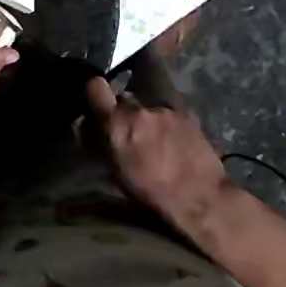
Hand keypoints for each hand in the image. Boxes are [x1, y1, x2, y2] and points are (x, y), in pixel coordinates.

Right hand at [85, 77, 231, 230]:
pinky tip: (172, 140)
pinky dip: (165, 121)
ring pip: (147, 104)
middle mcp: (139, 110)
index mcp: (118, 126)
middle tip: (128, 129)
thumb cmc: (152, 194)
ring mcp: (164, 109)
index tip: (95, 98)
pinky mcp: (186, 112)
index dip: (94, 90)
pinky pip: (167, 110)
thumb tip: (85, 124)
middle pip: (124, 96)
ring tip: (155, 138)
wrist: (200, 199)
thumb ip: (98, 143)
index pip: (95, 87)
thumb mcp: (116, 172)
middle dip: (123, 109)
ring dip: (146, 116)